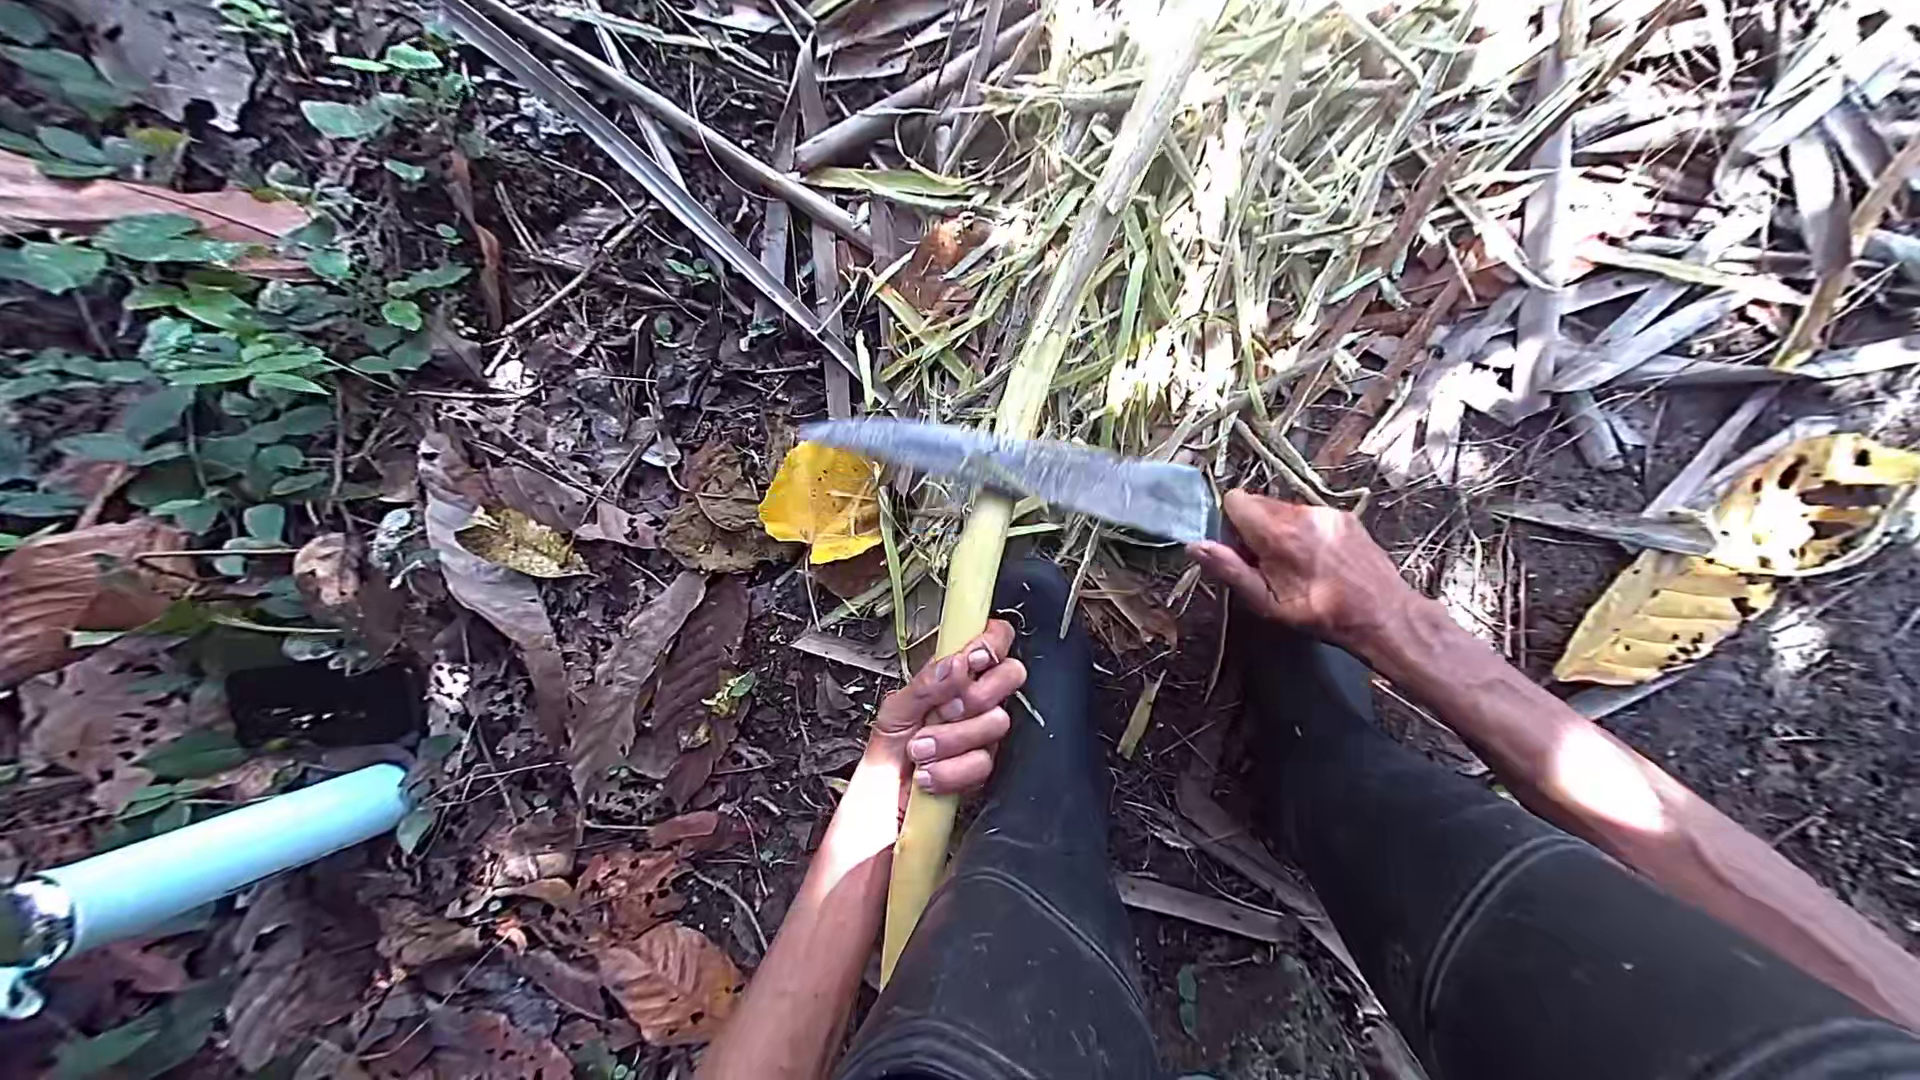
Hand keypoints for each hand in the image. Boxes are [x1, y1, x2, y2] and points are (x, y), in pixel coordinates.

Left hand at [868, 620, 1025, 793]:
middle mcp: (975, 699)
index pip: (994, 637)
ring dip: (950, 738)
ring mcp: (983, 733)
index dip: (991, 643)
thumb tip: (956, 664)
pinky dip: (949, 770)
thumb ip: (927, 682)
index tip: (972, 659)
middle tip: (945, 708)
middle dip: (975, 694)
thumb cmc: (890, 747)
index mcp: (956, 673)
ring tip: (921, 745)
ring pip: (997, 721)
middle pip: (1012, 674)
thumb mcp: (897, 707)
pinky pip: (982, 762)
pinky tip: (930, 769)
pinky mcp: (983, 767)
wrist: (885, 794)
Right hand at [1188, 490, 1411, 649]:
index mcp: (1277, 534)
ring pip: (1283, 509)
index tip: (1240, 550)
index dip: (1230, 523)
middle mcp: (1302, 514)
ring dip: (1277, 529)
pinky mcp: (1344, 516)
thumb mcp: (1266, 602)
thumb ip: (1228, 570)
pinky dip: (1302, 531)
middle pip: (1258, 503)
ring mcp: (1326, 513)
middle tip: (1264, 562)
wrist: (1385, 616)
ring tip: (1293, 563)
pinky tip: (1315, 558)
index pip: (1235, 499)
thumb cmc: (1320, 615)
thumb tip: (1195, 545)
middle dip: (1252, 527)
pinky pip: (1308, 515)